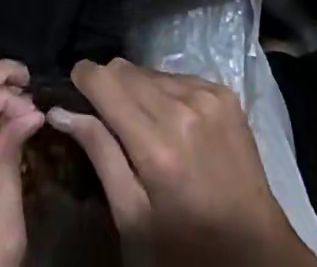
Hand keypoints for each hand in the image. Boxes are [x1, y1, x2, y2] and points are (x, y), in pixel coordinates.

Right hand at [48, 58, 316, 266]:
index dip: (82, 78)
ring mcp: (209, 95)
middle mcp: (183, 107)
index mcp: (156, 144)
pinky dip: (165, 92)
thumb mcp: (132, 216)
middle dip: (107, 85)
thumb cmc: (184, 244)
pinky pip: (178, 77)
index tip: (73, 89)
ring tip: (139, 124)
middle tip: (103, 116)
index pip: (105, 80)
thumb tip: (62, 111)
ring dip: (136, 88)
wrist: (254, 248)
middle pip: (126, 69)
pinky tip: (170, 122)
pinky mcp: (225, 93)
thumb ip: (99, 154)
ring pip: (151, 70)